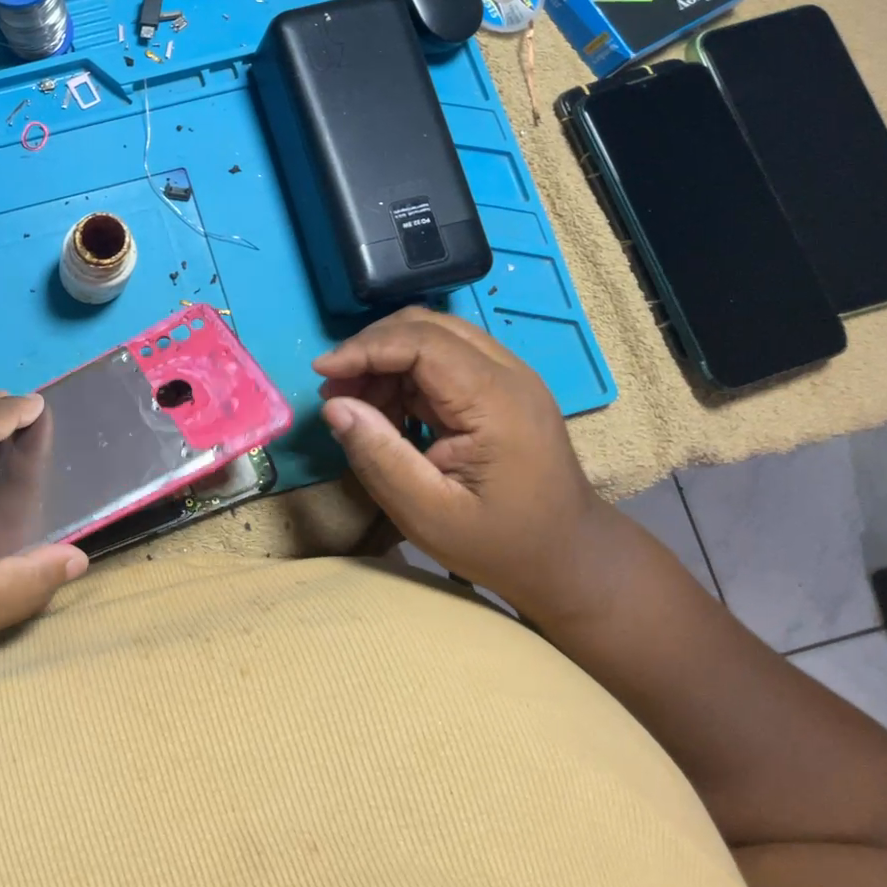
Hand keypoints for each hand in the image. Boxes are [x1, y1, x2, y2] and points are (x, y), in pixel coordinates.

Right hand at [312, 307, 615, 618]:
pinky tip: (384, 412)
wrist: (567, 559)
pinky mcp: (497, 390)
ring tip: (355, 406)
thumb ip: (379, 457)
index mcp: (495, 401)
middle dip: (370, 349)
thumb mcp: (426, 513)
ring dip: (383, 361)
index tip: (320, 374)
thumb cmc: (498, 543)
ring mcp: (506, 379)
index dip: (365, 349)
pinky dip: (401, 375)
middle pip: (426, 326)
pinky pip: (440, 360)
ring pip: (432, 337)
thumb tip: (333, 405)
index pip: (422, 342)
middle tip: (334, 390)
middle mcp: (507, 375)